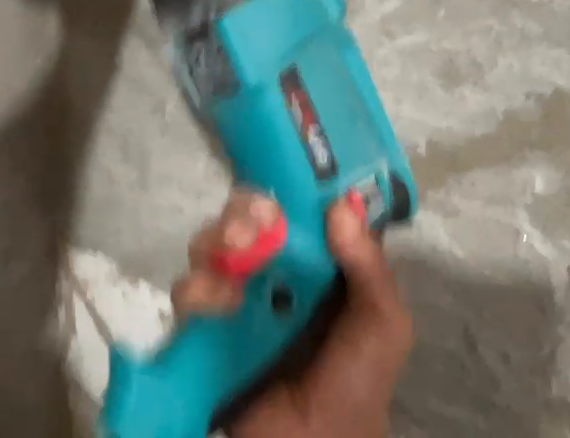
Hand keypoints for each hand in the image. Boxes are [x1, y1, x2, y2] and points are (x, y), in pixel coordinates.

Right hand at [171, 191, 411, 437]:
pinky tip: (219, 303)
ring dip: (216, 241)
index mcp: (314, 264)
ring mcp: (234, 295)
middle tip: (252, 223)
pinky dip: (198, 288)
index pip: (292, 207)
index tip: (283, 180)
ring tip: (230, 257)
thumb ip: (371, 269)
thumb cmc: (352, 388)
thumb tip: (342, 204)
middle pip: (245, 216)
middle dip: (243, 210)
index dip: (285, 186)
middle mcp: (271, 270)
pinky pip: (187, 290)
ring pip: (211, 243)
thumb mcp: (381, 328)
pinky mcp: (202, 323)